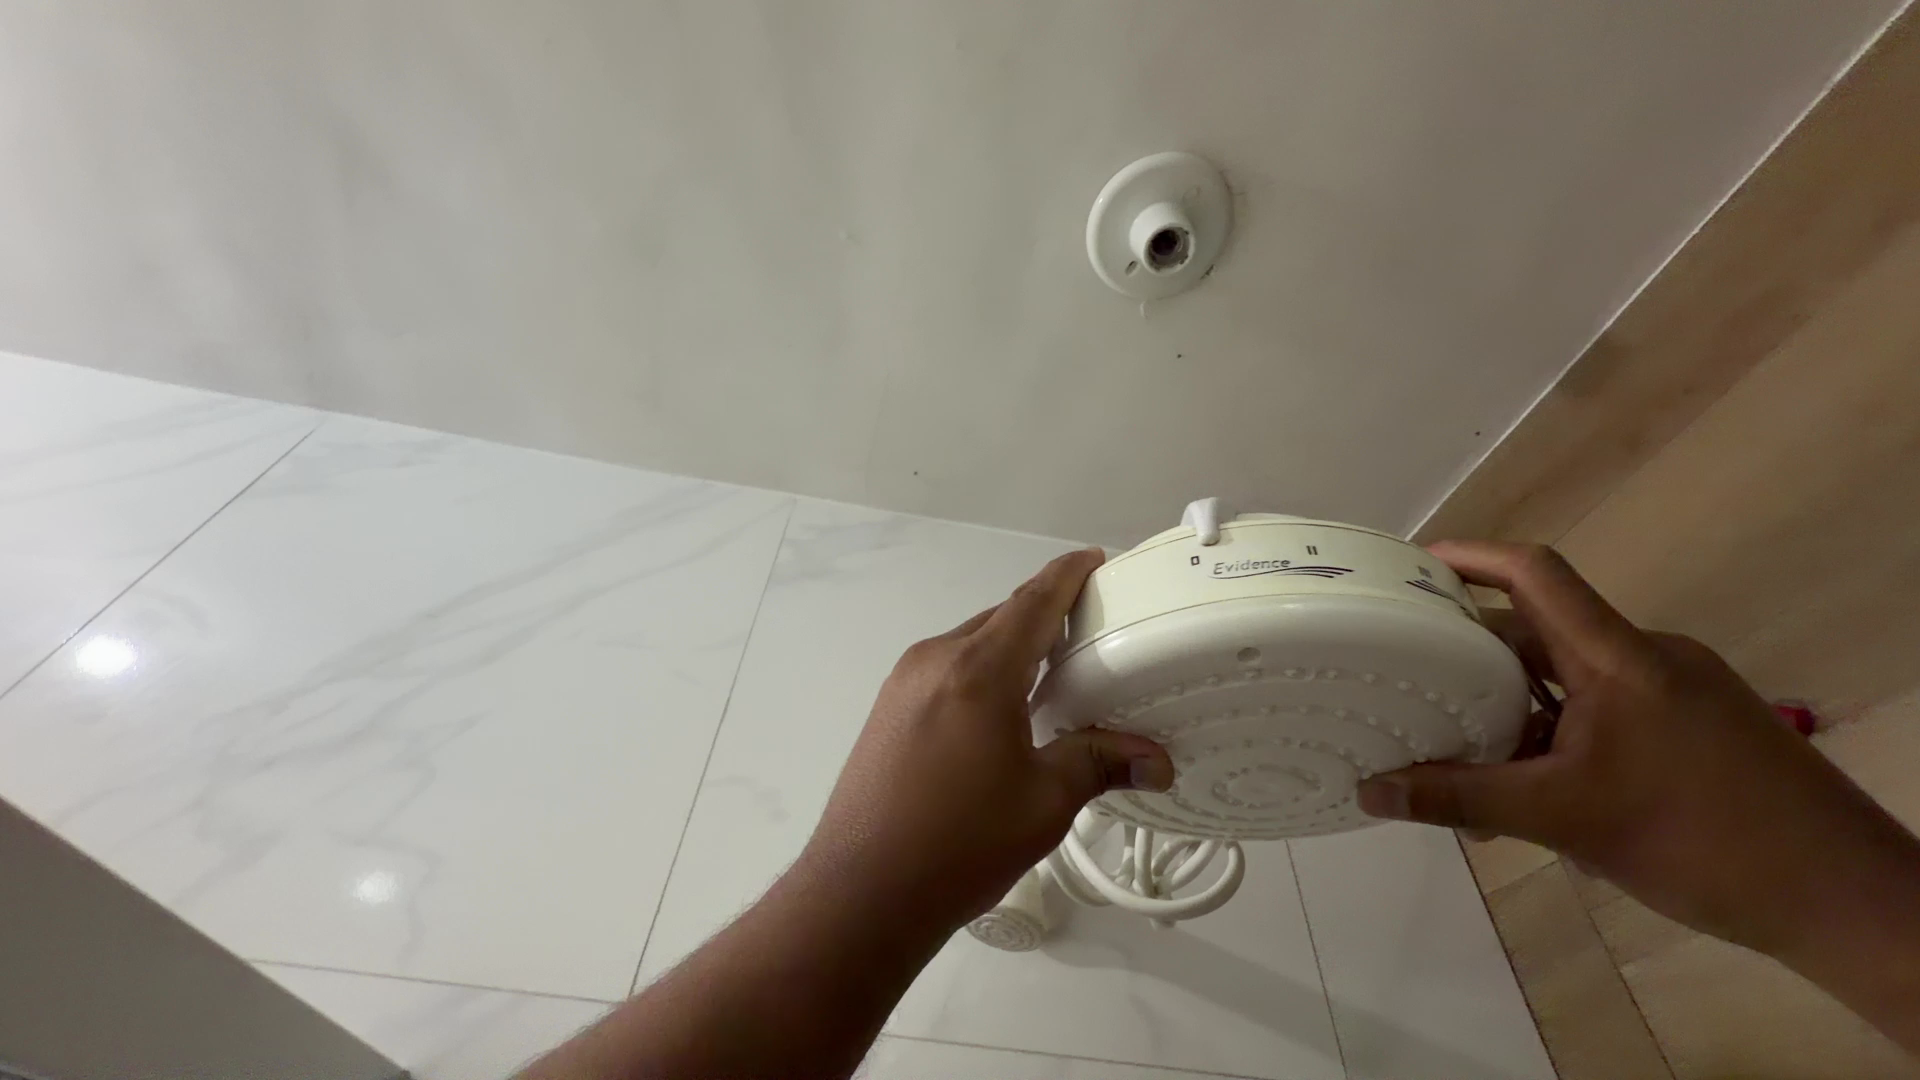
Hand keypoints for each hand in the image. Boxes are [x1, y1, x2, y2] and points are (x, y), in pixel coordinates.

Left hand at [798, 548, 1174, 931]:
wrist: (861, 891)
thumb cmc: (959, 843)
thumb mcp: (1043, 802)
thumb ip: (1099, 763)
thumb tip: (1157, 760)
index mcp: (978, 669)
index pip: (1032, 601)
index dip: (1067, 575)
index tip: (1094, 560)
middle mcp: (935, 659)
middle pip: (1001, 619)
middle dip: (1044, 616)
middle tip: (1089, 633)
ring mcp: (903, 681)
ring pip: (971, 642)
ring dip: (1011, 647)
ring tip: (1052, 674)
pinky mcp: (887, 707)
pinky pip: (947, 668)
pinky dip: (982, 670)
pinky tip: (1001, 709)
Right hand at [1357, 542, 1919, 966]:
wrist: (1860, 909)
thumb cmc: (1706, 841)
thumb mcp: (1563, 820)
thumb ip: (1460, 799)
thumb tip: (1369, 792)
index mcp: (1617, 658)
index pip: (1535, 574)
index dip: (1468, 557)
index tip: (1408, 568)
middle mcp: (1644, 659)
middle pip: (1537, 628)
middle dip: (1467, 649)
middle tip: (1404, 667)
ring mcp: (1672, 694)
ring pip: (1565, 677)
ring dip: (1506, 702)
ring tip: (1450, 739)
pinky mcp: (1691, 729)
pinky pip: (1597, 709)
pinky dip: (1548, 731)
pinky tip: (1522, 782)